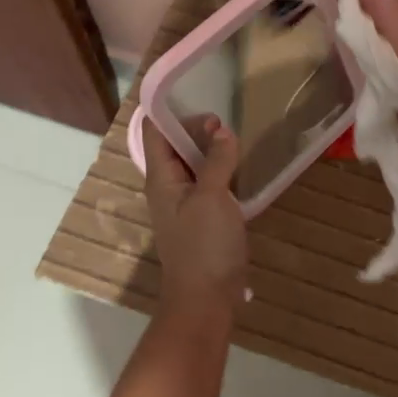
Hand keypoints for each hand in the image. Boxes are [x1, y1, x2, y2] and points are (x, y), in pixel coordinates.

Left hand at [143, 115, 248, 309]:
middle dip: (198, 126)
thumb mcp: (212, 197)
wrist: (205, 300)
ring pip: (194, 162)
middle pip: (175, 143)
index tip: (201, 96)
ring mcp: (185, 202)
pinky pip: (209, 182)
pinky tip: (243, 167)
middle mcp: (168, 186)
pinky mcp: (203, 217)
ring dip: (212, 148)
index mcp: (161, 178)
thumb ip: (217, 161)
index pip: (154, 130)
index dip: (171, 109)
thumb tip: (222, 131)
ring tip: (238, 136)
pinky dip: (222, 169)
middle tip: (228, 121)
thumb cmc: (203, 246)